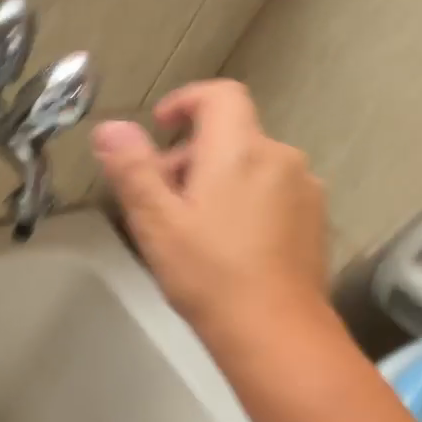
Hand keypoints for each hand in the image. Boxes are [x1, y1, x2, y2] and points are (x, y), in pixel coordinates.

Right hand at [92, 80, 329, 344]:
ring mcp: (302, 186)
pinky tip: (222, 247)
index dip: (186, 101)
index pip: (219, 96)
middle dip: (189, 157)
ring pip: (250, 167)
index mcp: (238, 151)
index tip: (158, 126)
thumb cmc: (206, 274)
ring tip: (186, 230)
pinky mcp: (312, 217)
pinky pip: (270, 193)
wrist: (271, 325)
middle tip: (155, 202)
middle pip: (231, 136)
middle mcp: (279, 156)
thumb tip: (109, 127)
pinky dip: (241, 204)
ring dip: (216, 182)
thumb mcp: (156, 224)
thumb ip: (133, 171)